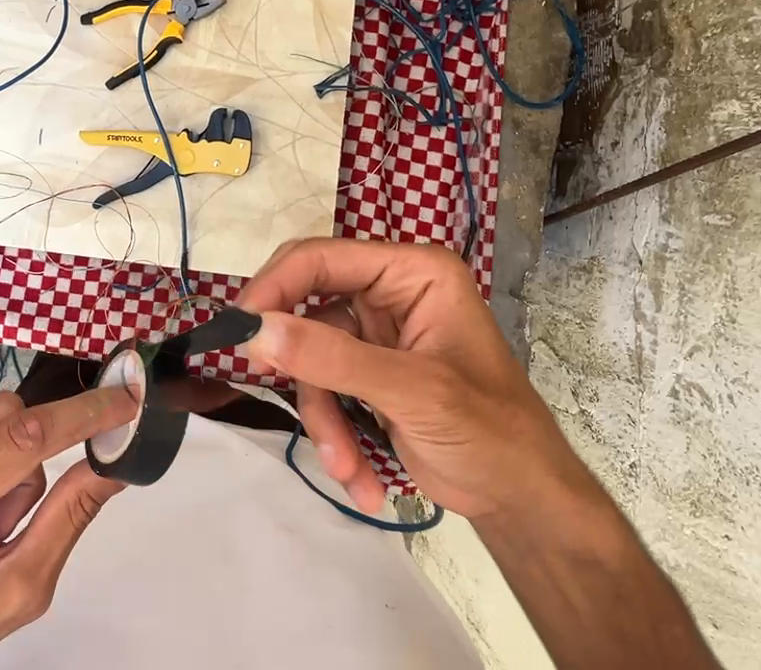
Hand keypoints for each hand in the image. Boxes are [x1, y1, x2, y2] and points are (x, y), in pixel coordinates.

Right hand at [238, 238, 600, 519]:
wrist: (522, 500)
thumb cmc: (489, 431)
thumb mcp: (412, 392)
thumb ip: (332, 358)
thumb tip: (254, 330)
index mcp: (412, 273)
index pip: (322, 258)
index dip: (275, 286)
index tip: (238, 327)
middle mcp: (389, 292)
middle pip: (307, 305)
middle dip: (296, 358)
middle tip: (261, 377)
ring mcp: (375, 335)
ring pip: (309, 357)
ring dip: (323, 416)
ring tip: (345, 464)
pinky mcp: (366, 374)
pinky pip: (323, 389)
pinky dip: (334, 433)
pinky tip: (358, 475)